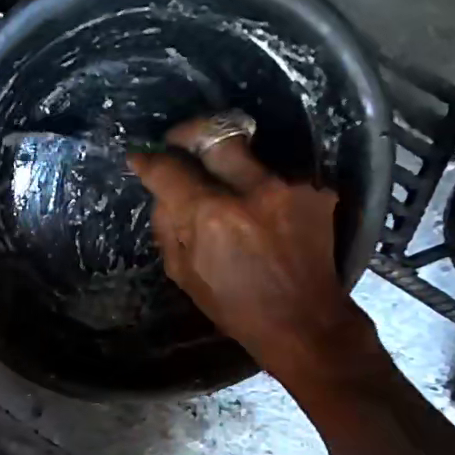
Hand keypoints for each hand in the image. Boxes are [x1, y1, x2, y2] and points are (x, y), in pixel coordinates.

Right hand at [128, 117, 373, 372]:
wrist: (304, 321)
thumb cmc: (235, 306)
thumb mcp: (184, 274)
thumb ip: (169, 227)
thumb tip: (164, 195)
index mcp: (211, 216)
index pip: (169, 169)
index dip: (149, 160)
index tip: (140, 156)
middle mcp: (251, 191)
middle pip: (214, 136)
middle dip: (190, 134)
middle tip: (179, 142)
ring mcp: (288, 187)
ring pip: (247, 156)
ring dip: (228, 166)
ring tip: (224, 189)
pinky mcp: (314, 192)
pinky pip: (274, 177)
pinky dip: (259, 190)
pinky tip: (259, 213)